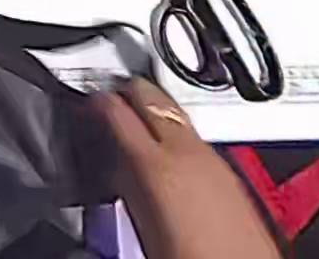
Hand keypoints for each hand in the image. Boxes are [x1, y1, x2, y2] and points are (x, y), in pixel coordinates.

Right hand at [94, 79, 282, 258]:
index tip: (91, 102)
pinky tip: (168, 149)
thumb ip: (128, 184)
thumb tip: (118, 164)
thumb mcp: (144, 227)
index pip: (115, 109)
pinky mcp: (227, 167)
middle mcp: (184, 149)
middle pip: (147, 93)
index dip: (98, 100)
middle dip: (125, 90)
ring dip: (150, 107)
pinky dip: (173, 129)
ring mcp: (209, 154)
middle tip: (111, 98)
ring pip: (171, 108)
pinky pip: (191, 131)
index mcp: (155, 163)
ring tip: (136, 119)